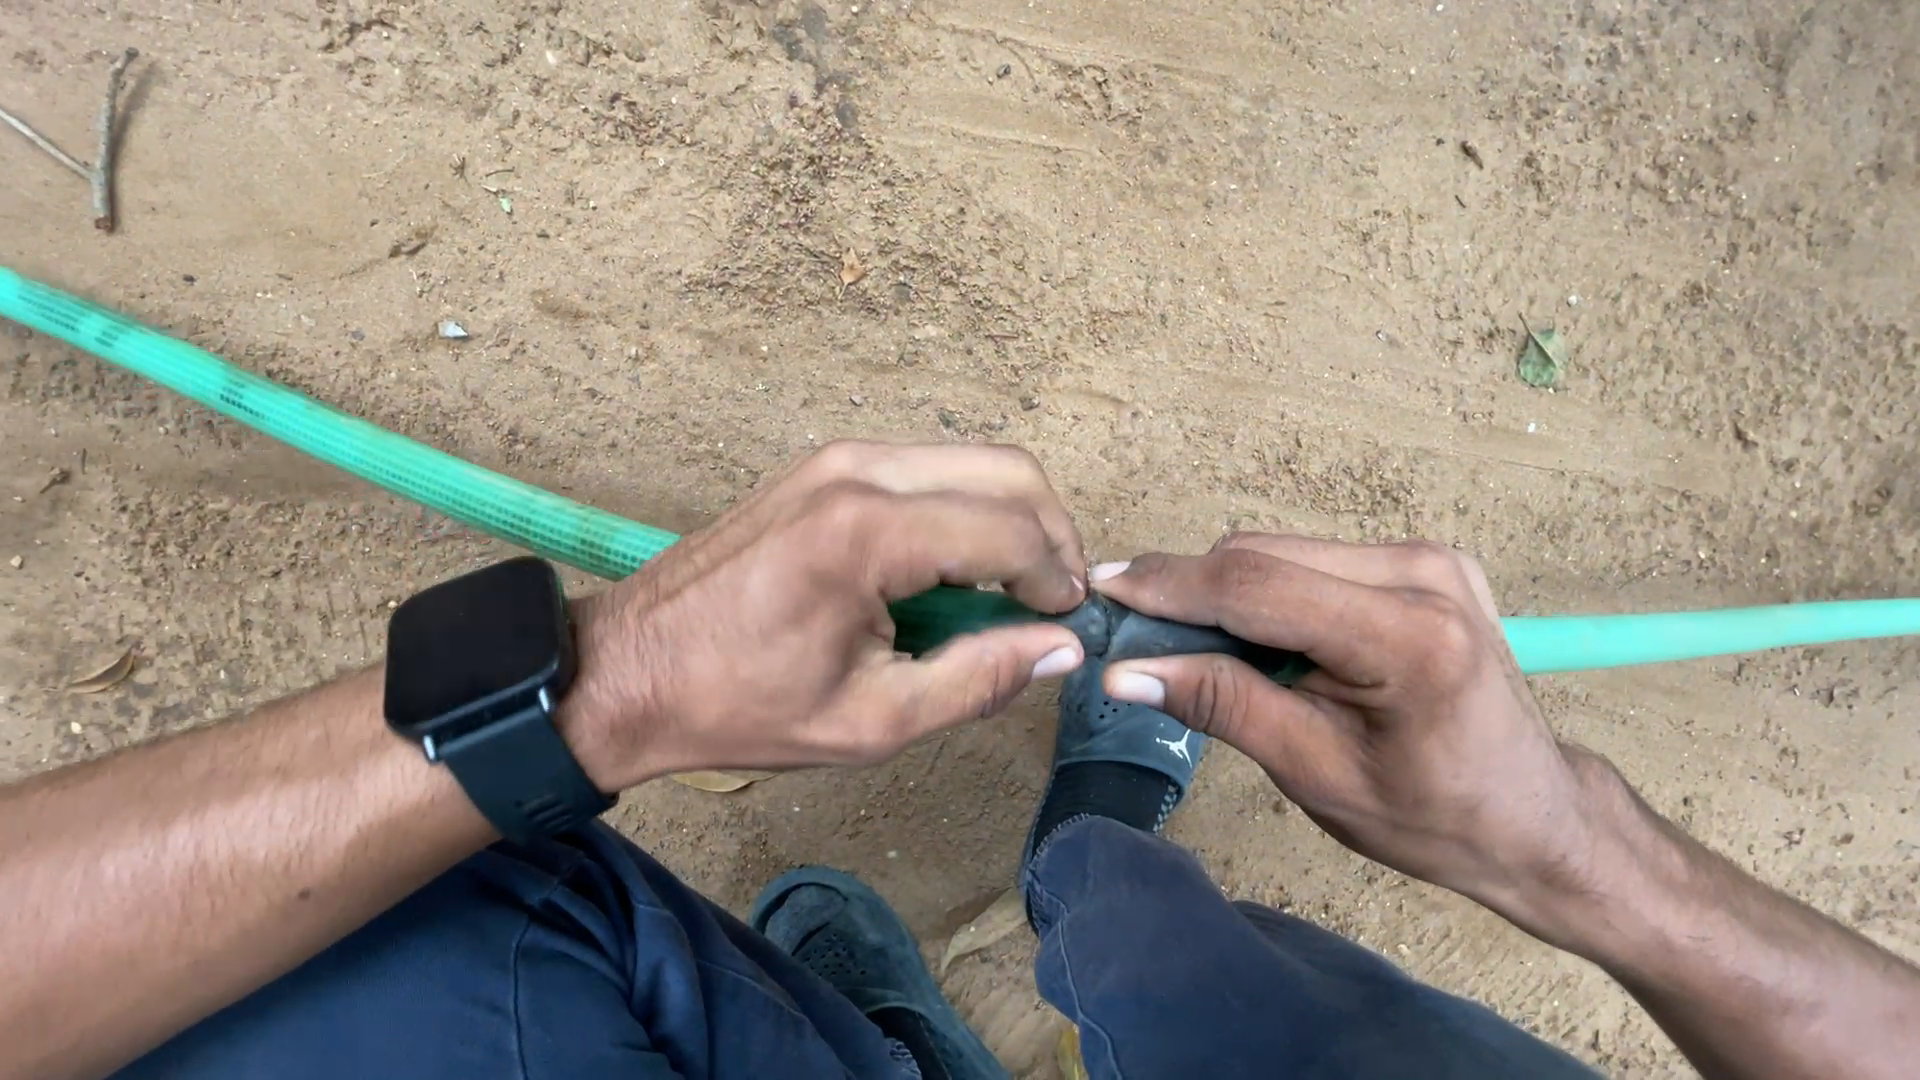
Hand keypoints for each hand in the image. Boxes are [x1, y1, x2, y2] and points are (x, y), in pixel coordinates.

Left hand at [560, 441, 1088, 790]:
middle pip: (1007, 471)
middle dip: (1052, 534)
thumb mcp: (871, 720)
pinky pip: (929, 470)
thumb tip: (1060, 650)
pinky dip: (967, 509)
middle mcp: (860, 471)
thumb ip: (977, 678)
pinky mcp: (826, 467)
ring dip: (1012, 518)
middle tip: (1055, 601)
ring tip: (1016, 589)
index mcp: (867, 533)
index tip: (1064, 625)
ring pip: (972, 461)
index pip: (1009, 532)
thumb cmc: (741, 705)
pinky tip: (960, 566)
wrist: (629, 668)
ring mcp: (839, 459)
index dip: (1054, 580)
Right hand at [1090, 534, 1611, 933]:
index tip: (1101, 591)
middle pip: (1259, 556)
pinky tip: (1253, 637)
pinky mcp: (1418, 560)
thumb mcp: (1314, 774)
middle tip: (1134, 637)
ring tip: (1193, 647)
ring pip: (1274, 551)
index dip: (1167, 587)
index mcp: (1408, 637)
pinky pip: (1303, 560)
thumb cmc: (1430, 817)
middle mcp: (1421, 571)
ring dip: (1219, 592)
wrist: (1537, 816)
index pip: (1255, 586)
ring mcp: (1426, 557)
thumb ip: (1220, 705)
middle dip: (1186, 591)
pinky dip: (1258, 592)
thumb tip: (1123, 672)